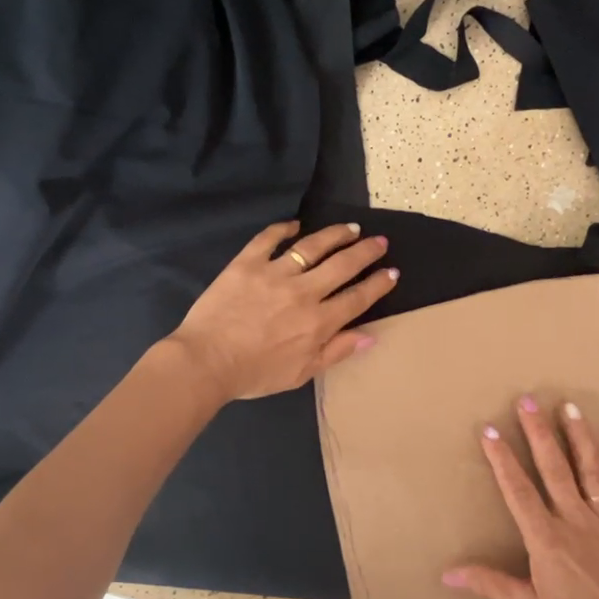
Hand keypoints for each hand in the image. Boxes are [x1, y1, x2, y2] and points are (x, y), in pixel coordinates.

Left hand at [164, 221, 397, 401]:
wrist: (206, 361)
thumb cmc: (254, 374)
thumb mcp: (301, 373)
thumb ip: (336, 352)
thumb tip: (370, 336)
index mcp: (318, 322)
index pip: (357, 298)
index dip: (378, 284)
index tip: (392, 272)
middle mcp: (303, 292)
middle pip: (342, 265)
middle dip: (366, 251)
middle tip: (379, 241)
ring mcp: (274, 274)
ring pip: (312, 246)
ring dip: (335, 235)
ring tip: (350, 229)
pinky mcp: (246, 263)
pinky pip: (269, 238)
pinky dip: (284, 228)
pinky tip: (295, 225)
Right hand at [443, 398, 598, 598]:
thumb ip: (489, 583)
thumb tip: (446, 575)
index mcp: (546, 538)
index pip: (518, 490)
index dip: (502, 458)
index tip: (489, 430)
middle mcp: (574, 520)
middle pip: (554, 468)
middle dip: (538, 432)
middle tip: (527, 400)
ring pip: (590, 470)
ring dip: (578, 436)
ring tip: (568, 406)